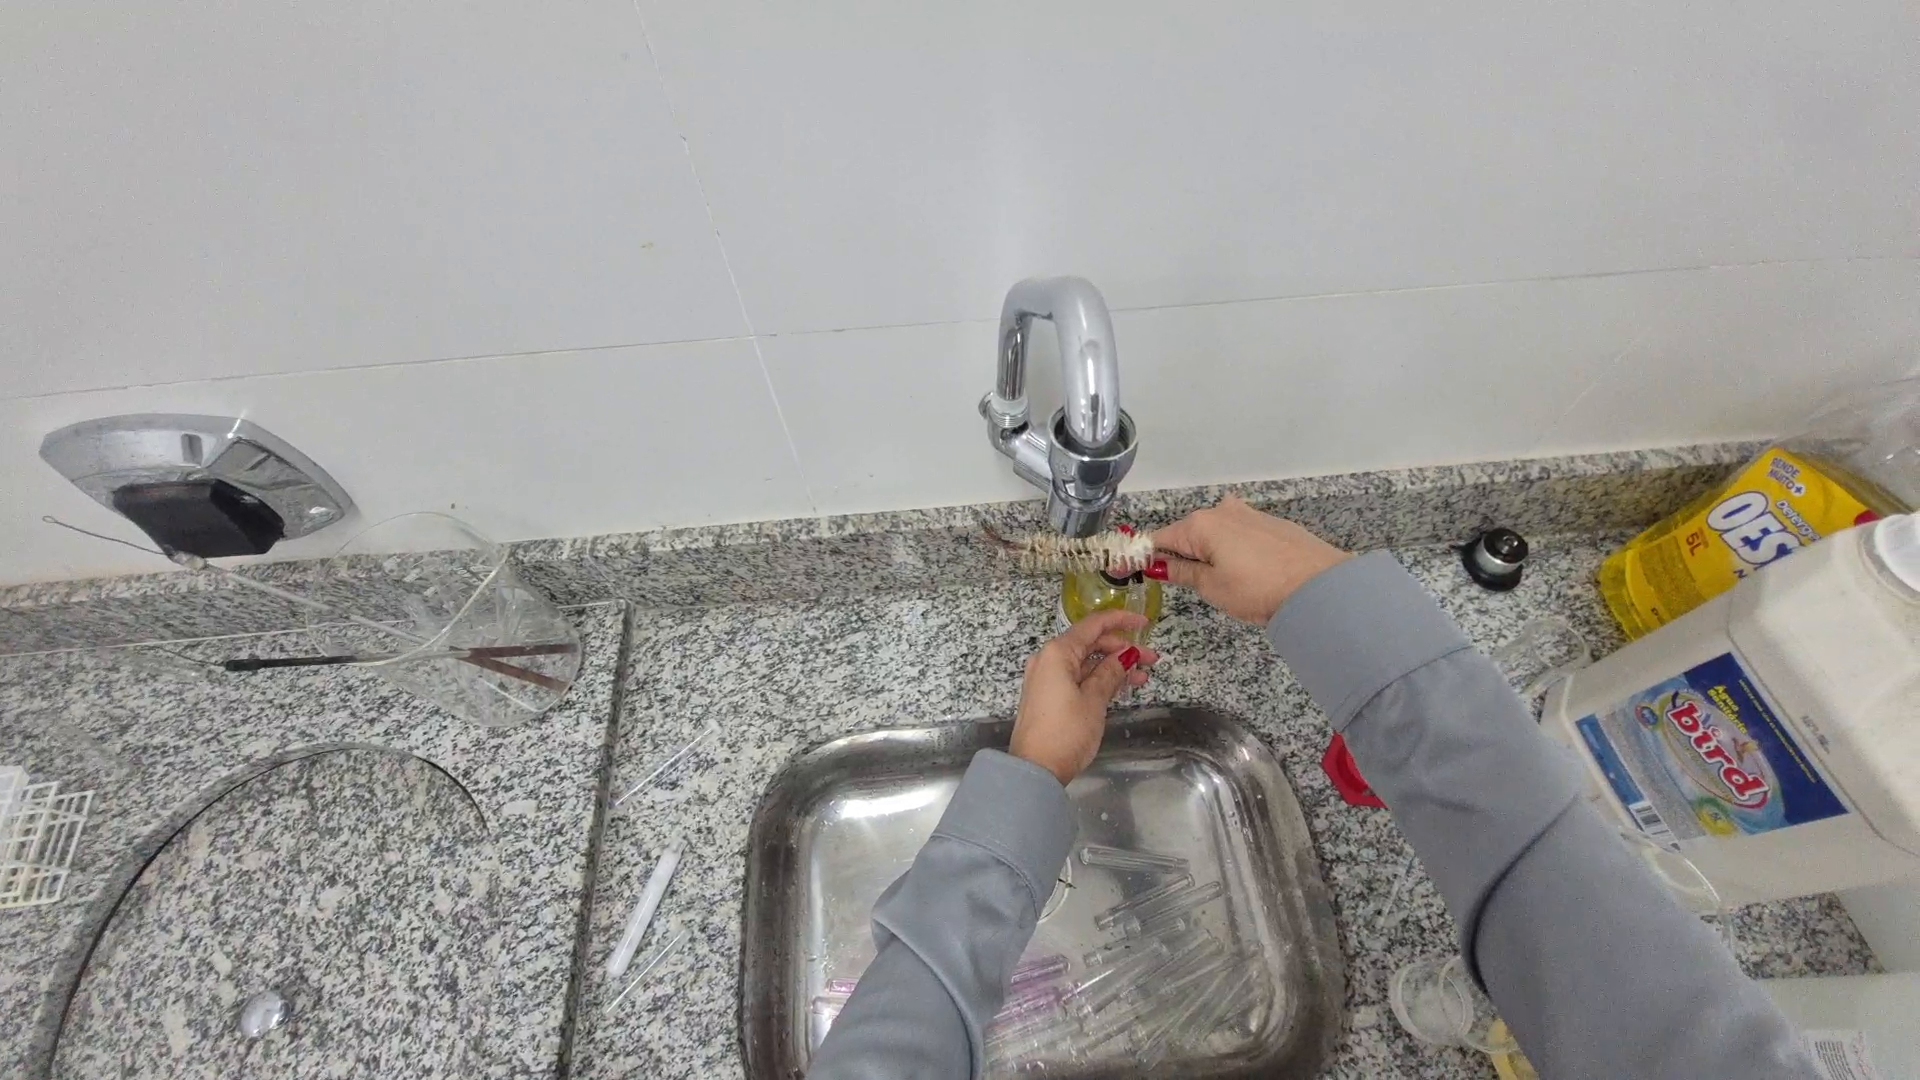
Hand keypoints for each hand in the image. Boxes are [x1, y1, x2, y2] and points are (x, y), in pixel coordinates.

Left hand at [1010, 609, 1158, 785]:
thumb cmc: (1065, 732)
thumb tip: (1126, 655)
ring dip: (1113, 666)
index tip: (1145, 623)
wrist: (1034, 770)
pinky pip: (1077, 678)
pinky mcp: (1048, 696)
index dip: (1121, 621)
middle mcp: (1048, 659)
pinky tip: (1122, 686)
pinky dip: (1099, 679)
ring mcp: (1046, 678)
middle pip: (1090, 643)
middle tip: (1152, 660)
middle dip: (1122, 649)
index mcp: (1057, 653)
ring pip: (1085, 663)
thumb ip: (1111, 674)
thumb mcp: (1094, 701)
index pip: (1093, 626)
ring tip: (1143, 677)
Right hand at [1149, 497, 1351, 624]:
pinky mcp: (1270, 523)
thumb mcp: (1212, 587)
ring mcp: (1248, 514)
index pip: (1157, 539)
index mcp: (1199, 525)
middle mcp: (1221, 511)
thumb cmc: (1260, 589)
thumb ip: (1181, 572)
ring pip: (1213, 533)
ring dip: (1205, 552)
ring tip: (1213, 580)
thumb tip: (1157, 565)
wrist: (1321, 588)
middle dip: (1176, 554)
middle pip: (1185, 533)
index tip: (1123, 568)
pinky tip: (1241, 570)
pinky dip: (1228, 548)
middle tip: (1173, 581)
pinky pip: (1236, 534)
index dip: (1141, 556)